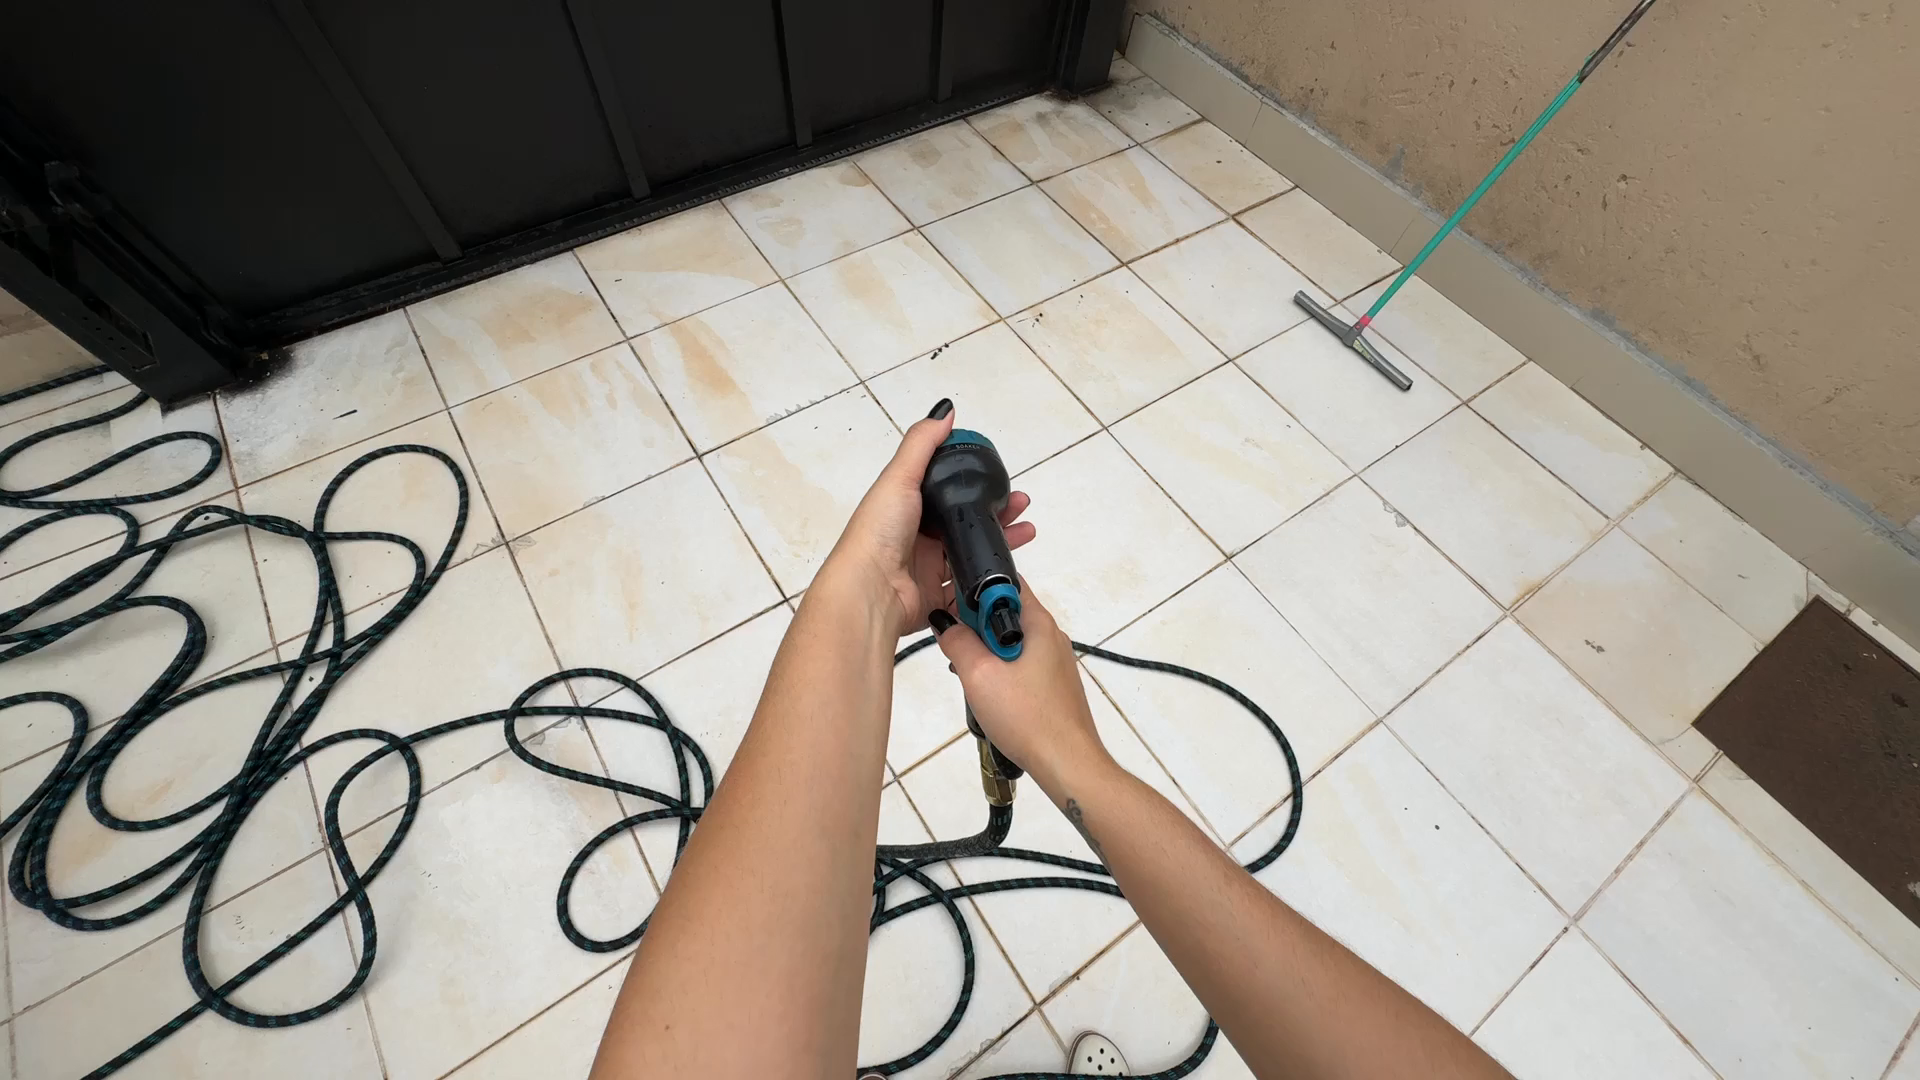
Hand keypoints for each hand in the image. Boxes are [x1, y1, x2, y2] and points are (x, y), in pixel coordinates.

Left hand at [817, 400, 1034, 637]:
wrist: (870, 591)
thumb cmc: (880, 531)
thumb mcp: (899, 478)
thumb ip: (922, 445)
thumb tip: (946, 410)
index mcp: (906, 506)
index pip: (946, 490)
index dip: (974, 482)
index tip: (1001, 477)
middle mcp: (917, 535)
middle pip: (964, 520)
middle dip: (996, 512)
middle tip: (1022, 506)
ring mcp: (927, 567)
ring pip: (971, 550)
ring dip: (1000, 541)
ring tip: (1027, 531)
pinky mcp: (937, 596)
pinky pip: (968, 585)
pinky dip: (989, 576)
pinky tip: (1010, 567)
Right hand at [928, 584, 1113, 793]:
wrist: (1067, 763)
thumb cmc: (1024, 714)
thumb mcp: (979, 675)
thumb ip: (957, 642)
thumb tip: (944, 622)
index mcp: (1038, 622)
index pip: (1005, 582)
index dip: (973, 590)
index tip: (950, 613)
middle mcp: (1051, 635)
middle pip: (1005, 613)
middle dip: (975, 627)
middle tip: (956, 653)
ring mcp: (1056, 662)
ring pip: (1011, 642)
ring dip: (986, 655)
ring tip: (970, 680)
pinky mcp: (1056, 685)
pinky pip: (1022, 665)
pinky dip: (1002, 673)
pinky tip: (992, 698)